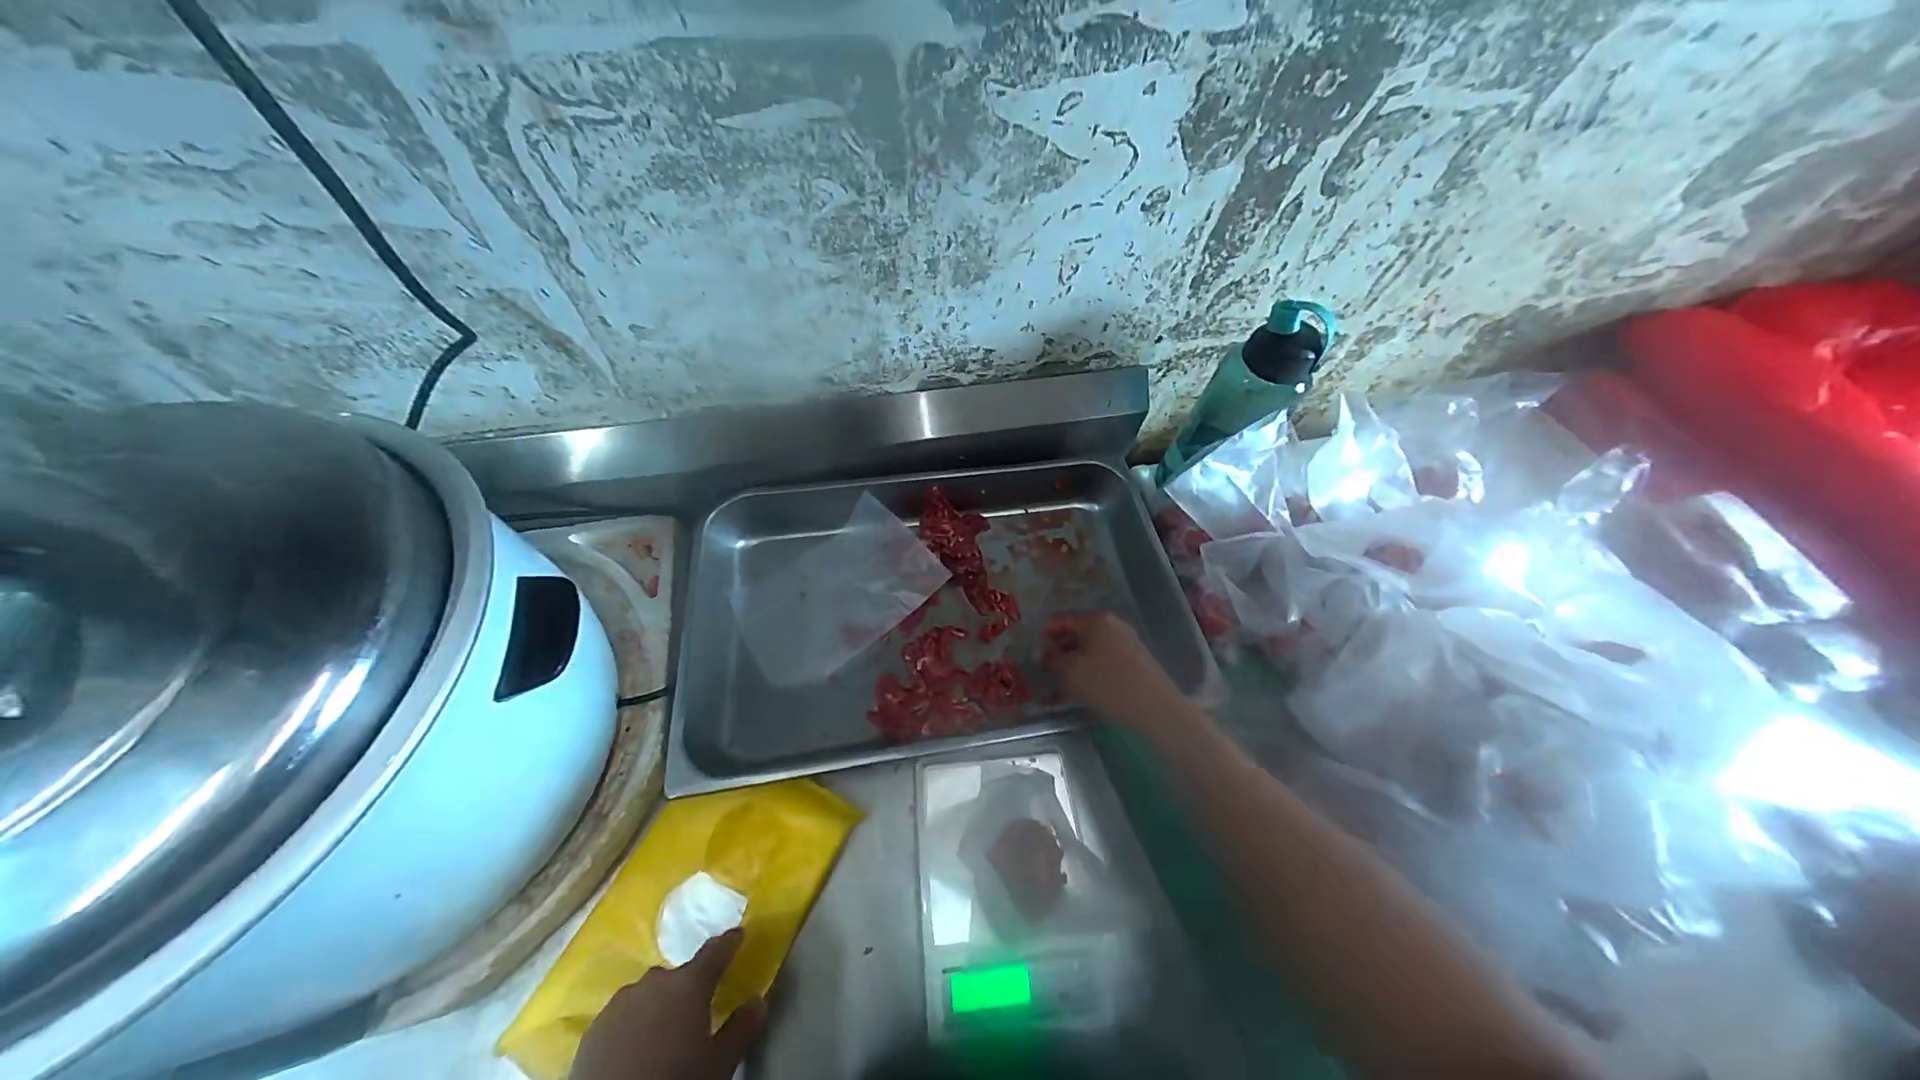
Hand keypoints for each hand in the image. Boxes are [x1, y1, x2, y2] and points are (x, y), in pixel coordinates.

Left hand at [571, 929, 767, 1079]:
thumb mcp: (720, 1065)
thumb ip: (742, 1029)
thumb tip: (759, 1001)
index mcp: (688, 985)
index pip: (715, 952)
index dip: (729, 943)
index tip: (738, 934)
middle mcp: (654, 983)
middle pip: (678, 976)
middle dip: (690, 987)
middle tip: (699, 1010)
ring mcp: (619, 1004)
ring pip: (648, 995)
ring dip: (660, 1005)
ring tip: (665, 1033)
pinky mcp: (592, 1031)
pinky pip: (623, 1017)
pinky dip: (634, 1025)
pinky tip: (636, 1049)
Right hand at [1040, 611, 1187, 732]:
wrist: (1154, 706)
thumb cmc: (1106, 682)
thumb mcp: (1070, 671)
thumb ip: (1051, 659)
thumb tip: (1040, 652)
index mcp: (1096, 620)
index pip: (1062, 620)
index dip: (1046, 633)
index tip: (1034, 649)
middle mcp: (1113, 626)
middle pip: (1078, 633)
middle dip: (1060, 650)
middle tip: (1046, 669)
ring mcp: (1127, 643)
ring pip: (1091, 650)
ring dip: (1074, 664)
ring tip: (1061, 685)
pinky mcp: (1135, 661)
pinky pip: (1104, 661)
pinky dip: (1090, 671)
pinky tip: (1082, 690)